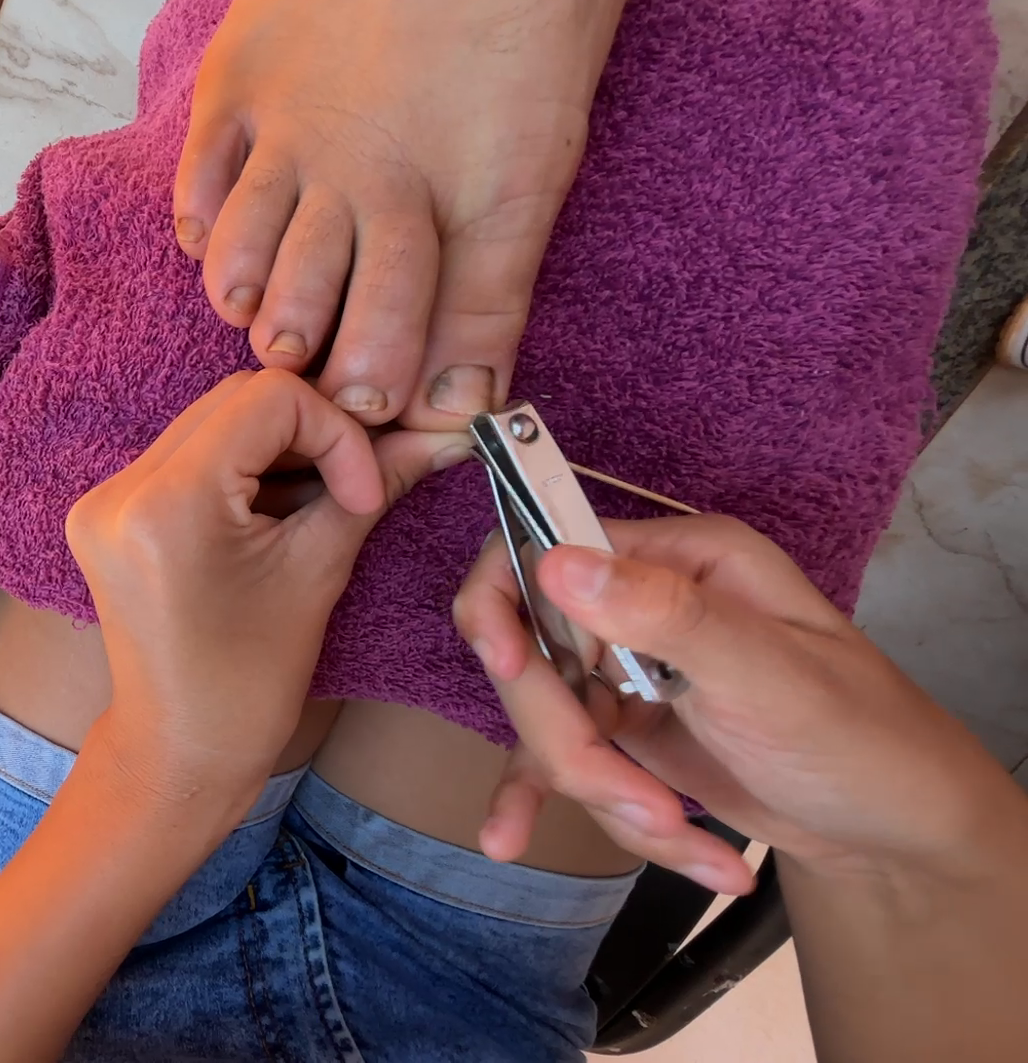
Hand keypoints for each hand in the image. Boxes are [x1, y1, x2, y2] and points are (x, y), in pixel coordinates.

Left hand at [67, 369, 469, 816]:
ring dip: (269, 450)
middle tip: (343, 490)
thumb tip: (437, 434)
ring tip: (303, 508)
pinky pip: (180, 456)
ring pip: (207, 423)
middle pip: (232, 401)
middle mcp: (117, 490)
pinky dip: (232, 469)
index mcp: (166, 504)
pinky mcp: (102, 512)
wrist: (178, 745)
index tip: (362, 492)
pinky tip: (260, 515)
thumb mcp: (316, 574)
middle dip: (303, 434)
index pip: (268, 398)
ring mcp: (101, 499)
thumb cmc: (249, 683)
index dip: (334, 432)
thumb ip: (373, 489)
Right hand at [176, 0, 631, 428]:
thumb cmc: (522, 24)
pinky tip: (213, 238)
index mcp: (432, 198)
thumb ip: (489, 295)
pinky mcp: (238, 80)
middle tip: (297, 369)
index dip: (375, 383)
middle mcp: (347, 173)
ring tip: (254, 312)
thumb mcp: (532, 169)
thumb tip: (462, 402)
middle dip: (299, 353)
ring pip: (236, 247)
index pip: (389, 327)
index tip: (368, 412)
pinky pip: (196, 176)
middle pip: (299, 300)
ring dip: (241, 296)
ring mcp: (282, 125)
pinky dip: (199, 221)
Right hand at [452, 514, 1027, 892]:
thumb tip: (555, 562)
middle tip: (637, 801)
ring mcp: (609, 665)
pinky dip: (531, 800)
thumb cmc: (866, 746)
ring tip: (672, 832)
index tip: (505, 665)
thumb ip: (667, 615)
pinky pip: (544, 755)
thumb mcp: (772, 678)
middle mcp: (628, 602)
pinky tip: (506, 836)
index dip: (500, 601)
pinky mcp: (602, 722)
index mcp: (670, 560)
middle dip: (567, 735)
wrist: (895, 842)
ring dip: (590, 783)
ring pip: (538, 714)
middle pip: (529, 650)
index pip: (537, 551)